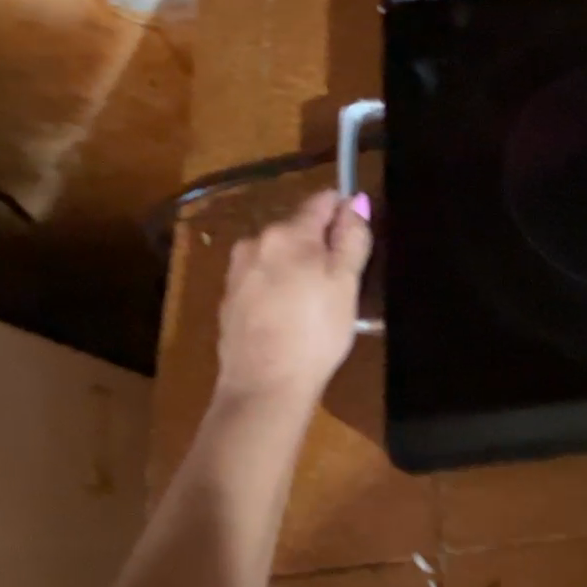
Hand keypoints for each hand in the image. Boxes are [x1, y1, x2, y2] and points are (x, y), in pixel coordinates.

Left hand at [216, 190, 372, 405]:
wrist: (264, 385)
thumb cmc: (316, 332)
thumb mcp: (346, 283)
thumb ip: (352, 237)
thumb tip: (356, 201)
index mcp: (289, 232)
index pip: (322, 201)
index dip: (344, 213)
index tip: (357, 240)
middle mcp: (257, 241)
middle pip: (299, 227)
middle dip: (321, 244)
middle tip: (341, 280)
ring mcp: (238, 270)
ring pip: (279, 253)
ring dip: (298, 265)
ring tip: (315, 302)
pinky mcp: (229, 297)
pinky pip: (262, 277)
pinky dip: (279, 286)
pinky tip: (290, 315)